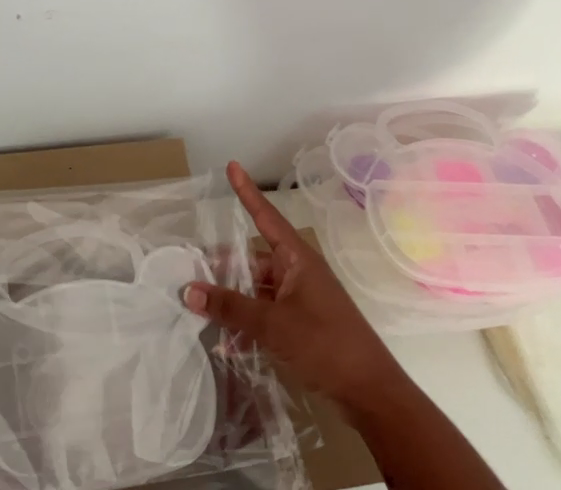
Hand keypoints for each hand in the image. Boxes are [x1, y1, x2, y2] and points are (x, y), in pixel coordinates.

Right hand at [183, 161, 399, 411]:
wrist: (371, 394)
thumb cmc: (325, 345)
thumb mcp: (271, 324)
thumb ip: (229, 306)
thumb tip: (188, 290)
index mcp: (298, 260)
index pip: (266, 217)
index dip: (247, 193)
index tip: (232, 166)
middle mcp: (300, 273)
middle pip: (253, 260)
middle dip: (224, 267)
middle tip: (192, 271)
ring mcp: (302, 300)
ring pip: (257, 289)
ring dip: (234, 300)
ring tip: (202, 309)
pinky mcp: (303, 326)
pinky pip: (266, 313)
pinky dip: (247, 323)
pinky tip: (226, 343)